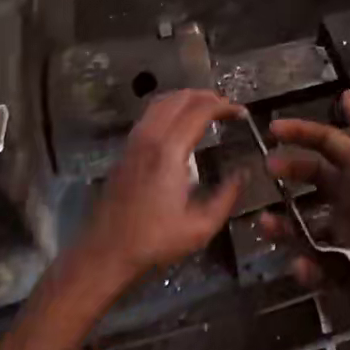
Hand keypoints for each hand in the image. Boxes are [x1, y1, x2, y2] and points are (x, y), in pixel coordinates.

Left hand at [78, 90, 245, 284]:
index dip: (224, 107)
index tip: (242, 113)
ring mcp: (134, 140)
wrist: (105, 252)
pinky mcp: (126, 148)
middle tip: (228, 108)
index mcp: (169, 151)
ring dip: (188, 98)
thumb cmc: (154, 241)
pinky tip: (181, 122)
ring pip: (162, 101)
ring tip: (208, 109)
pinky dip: (171, 107)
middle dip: (208, 97)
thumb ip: (226, 197)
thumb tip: (243, 173)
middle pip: (181, 98)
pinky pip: (150, 113)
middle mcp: (150, 137)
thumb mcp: (200, 227)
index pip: (200, 111)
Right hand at [261, 91, 349, 349]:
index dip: (305, 133)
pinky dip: (306, 265)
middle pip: (318, 176)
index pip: (333, 143)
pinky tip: (302, 267)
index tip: (273, 129)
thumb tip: (347, 95)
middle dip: (292, 168)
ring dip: (286, 222)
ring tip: (267, 225)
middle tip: (266, 168)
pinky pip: (319, 266)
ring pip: (309, 223)